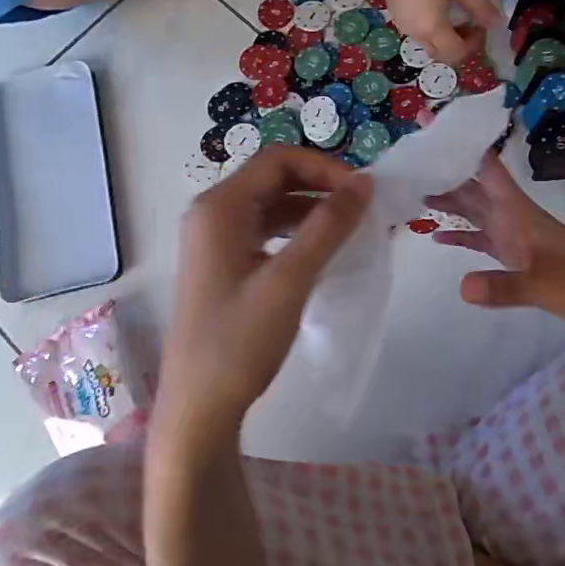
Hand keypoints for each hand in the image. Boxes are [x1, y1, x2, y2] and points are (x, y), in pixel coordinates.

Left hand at [156, 148, 371, 456]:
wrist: (200, 405)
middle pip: (273, 179)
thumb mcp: (289, 280)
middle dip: (321, 188)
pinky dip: (296, 235)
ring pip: (270, 208)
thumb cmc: (239, 341)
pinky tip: (323, 254)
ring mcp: (214, 242)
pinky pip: (264, 234)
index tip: (363, 193)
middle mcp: (210, 215)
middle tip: (364, 210)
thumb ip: (328, 227)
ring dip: (312, 212)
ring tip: (353, 231)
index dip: (325, 168)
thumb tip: (364, 182)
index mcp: (218, 207)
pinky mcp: (222, 266)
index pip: (278, 160)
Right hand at [377, 0, 501, 66]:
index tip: (481, 25)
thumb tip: (496, 23)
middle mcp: (416, 34)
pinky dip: (433, 28)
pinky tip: (436, 3)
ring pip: (430, 44)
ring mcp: (404, 27)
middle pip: (442, 54)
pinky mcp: (397, 17)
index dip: (473, 45)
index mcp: (433, 28)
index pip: (456, 53)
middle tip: (470, 22)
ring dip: (446, 36)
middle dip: (459, 44)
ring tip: (453, 9)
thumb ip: (479, 5)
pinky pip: (419, 32)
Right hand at [426, 153, 564, 336]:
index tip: (431, 124)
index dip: (460, 144)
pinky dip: (460, 235)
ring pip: (474, 210)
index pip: (486, 168)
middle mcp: (514, 218)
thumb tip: (462, 288)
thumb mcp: (546, 287)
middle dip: (443, 170)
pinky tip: (437, 234)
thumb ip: (504, 288)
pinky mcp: (516, 259)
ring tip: (413, 192)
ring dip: (448, 200)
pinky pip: (480, 239)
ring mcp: (515, 238)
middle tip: (408, 158)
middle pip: (473, 186)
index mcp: (519, 212)